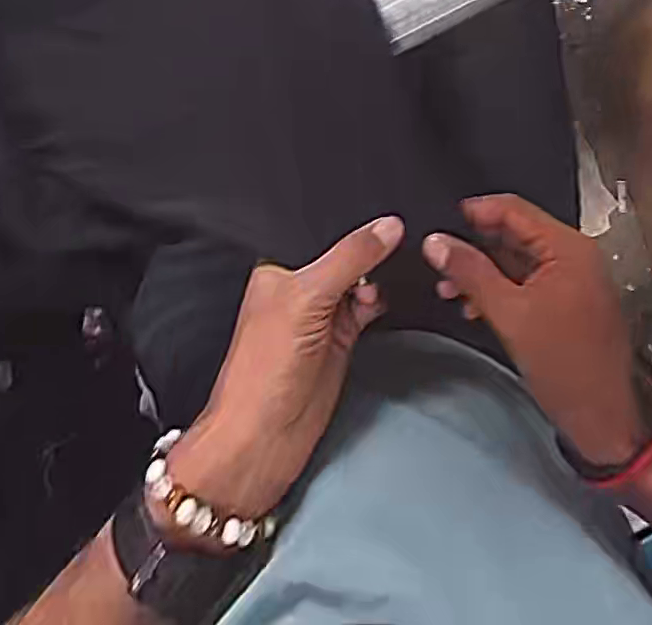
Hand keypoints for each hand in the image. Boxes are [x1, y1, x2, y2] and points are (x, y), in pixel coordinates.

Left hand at [165, 216, 397, 526]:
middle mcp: (300, 284)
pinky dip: (380, 300)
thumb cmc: (262, 369)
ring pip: (360, 278)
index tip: (379, 213)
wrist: (266, 437)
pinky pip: (368, 306)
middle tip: (389, 246)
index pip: (317, 228)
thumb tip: (387, 227)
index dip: (346, 220)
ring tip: (376, 284)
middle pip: (344, 253)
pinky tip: (383, 300)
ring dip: (376, 276)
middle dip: (367, 249)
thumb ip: (350, 258)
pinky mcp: (341, 336)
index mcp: (277, 265)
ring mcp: (322, 311)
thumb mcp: (308, 297)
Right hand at [422, 195, 650, 466]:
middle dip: (472, 245)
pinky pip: (525, 281)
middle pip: (513, 232)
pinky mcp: (565, 302)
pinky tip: (471, 305)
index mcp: (567, 247)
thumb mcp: (508, 314)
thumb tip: (434, 241)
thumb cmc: (563, 364)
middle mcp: (572, 254)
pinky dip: (497, 288)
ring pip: (515, 259)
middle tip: (436, 258)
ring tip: (447, 287)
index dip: (472, 212)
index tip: (436, 221)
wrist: (605, 423)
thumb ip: (470, 271)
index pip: (512, 209)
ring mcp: (571, 279)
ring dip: (481, 270)